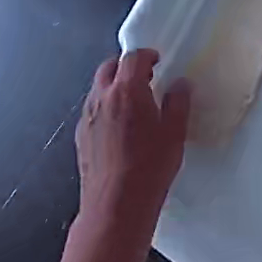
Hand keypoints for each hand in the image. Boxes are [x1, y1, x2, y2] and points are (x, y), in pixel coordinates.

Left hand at [76, 49, 191, 240]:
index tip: (156, 59)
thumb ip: (178, 103)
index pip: (133, 57)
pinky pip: (93, 109)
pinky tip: (120, 126)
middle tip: (145, 77)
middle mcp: (102, 98)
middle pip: (110, 67)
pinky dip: (106, 106)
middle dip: (126, 66)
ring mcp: (88, 116)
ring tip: (134, 101)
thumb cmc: (148, 170)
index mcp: (127, 90)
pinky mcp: (81, 135)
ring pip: (98, 87)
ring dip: (114, 86)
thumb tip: (180, 86)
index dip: (146, 55)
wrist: (115, 207)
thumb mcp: (174, 134)